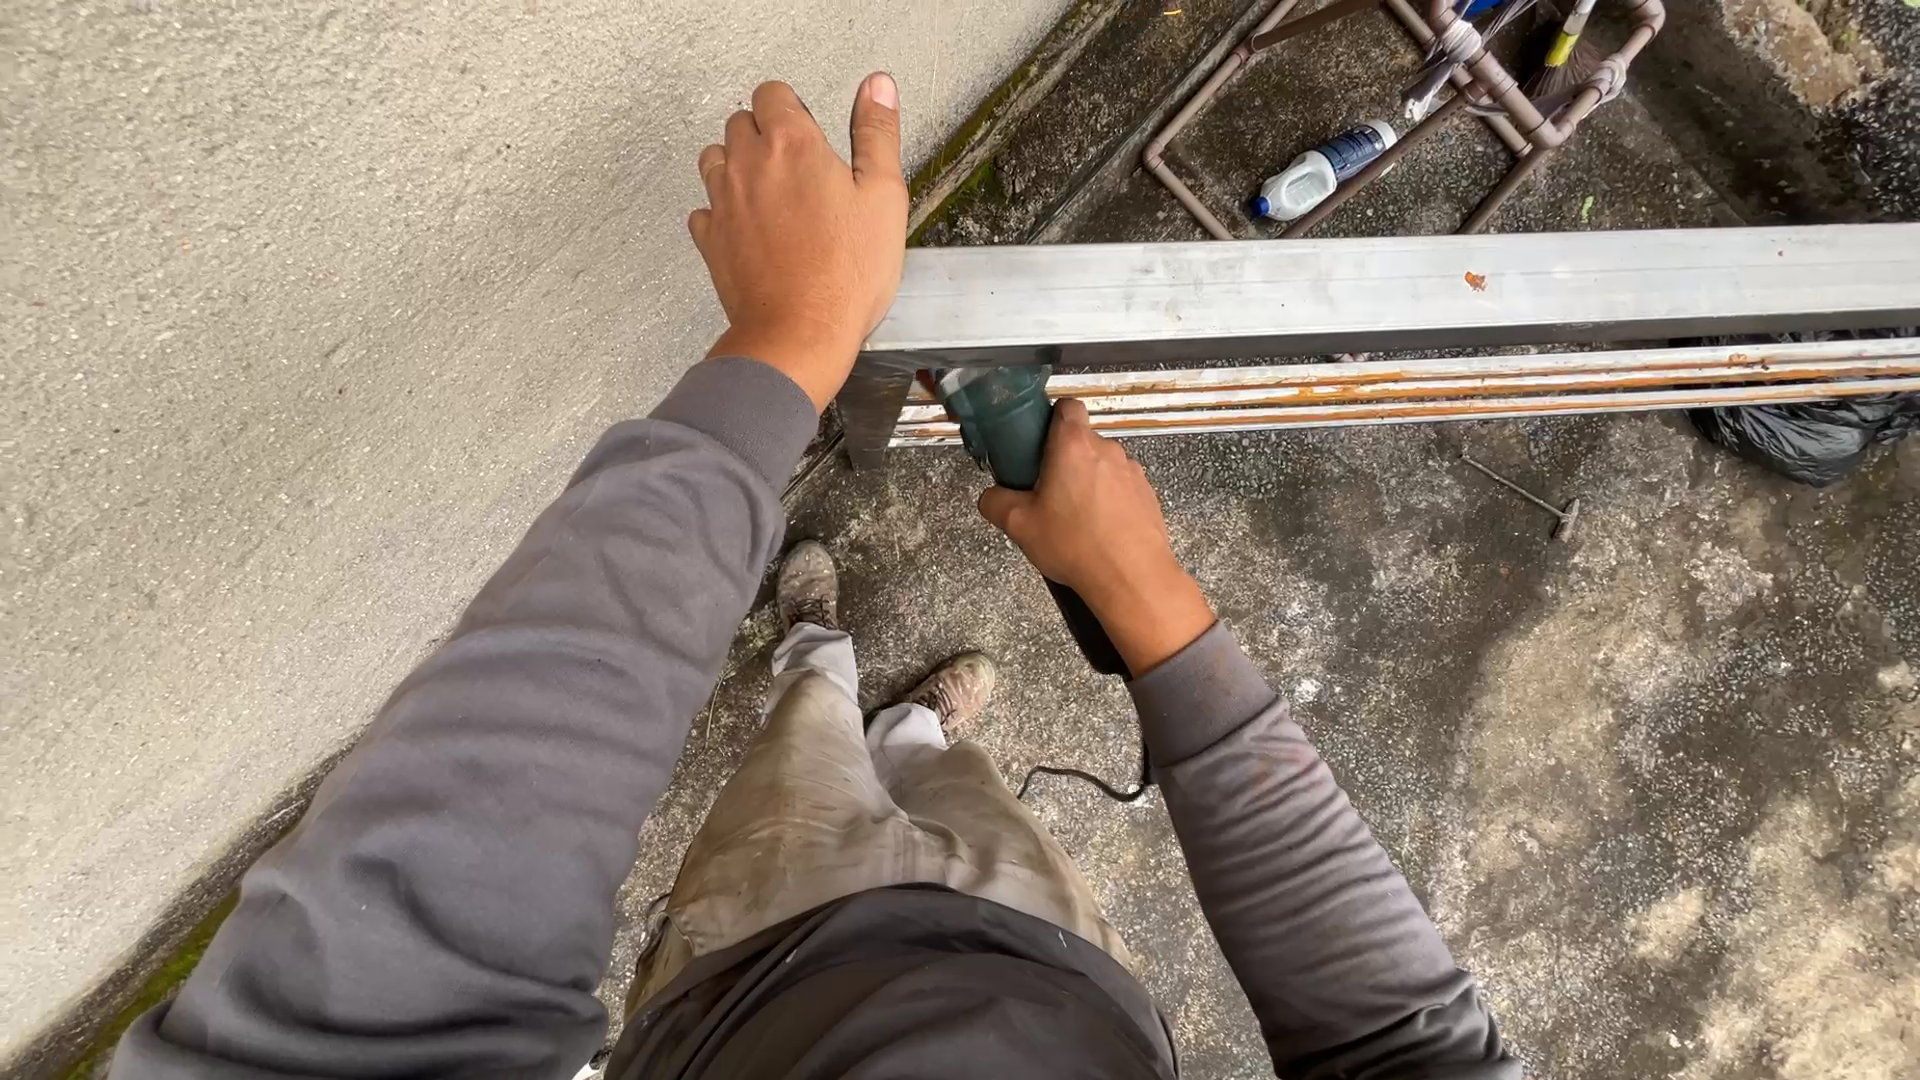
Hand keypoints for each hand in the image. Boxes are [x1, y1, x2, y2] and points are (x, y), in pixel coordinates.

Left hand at [690, 75, 907, 410]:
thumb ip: (878, 135)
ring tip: (772, 199)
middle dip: (766, 137)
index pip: (774, 94)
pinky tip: (750, 232)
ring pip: (715, 159)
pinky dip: (722, 213)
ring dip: (739, 168)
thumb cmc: (845, 276)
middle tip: (799, 174)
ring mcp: (724, 203)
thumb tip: (877, 88)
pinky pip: (705, 211)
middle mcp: (749, 165)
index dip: (794, 112)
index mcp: (793, 144)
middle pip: (741, 123)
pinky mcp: (712, 241)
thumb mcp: (884, 199)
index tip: (812, 138)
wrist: (801, 334)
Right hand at [978, 399, 1214, 674]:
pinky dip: (1109, 501)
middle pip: (1081, 440)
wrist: (1131, 578)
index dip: (1052, 419)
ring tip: (1075, 520)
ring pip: (1102, 466)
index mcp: (1073, 445)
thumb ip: (995, 502)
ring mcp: (1132, 472)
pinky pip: (1121, 488)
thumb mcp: (1018, 525)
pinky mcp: (1148, 495)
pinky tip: (1099, 532)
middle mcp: (1106, 449)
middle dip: (1064, 461)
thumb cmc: (1073, 544)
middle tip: (1046, 494)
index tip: (1038, 445)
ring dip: (1087, 482)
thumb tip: (991, 496)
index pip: (1067, 406)